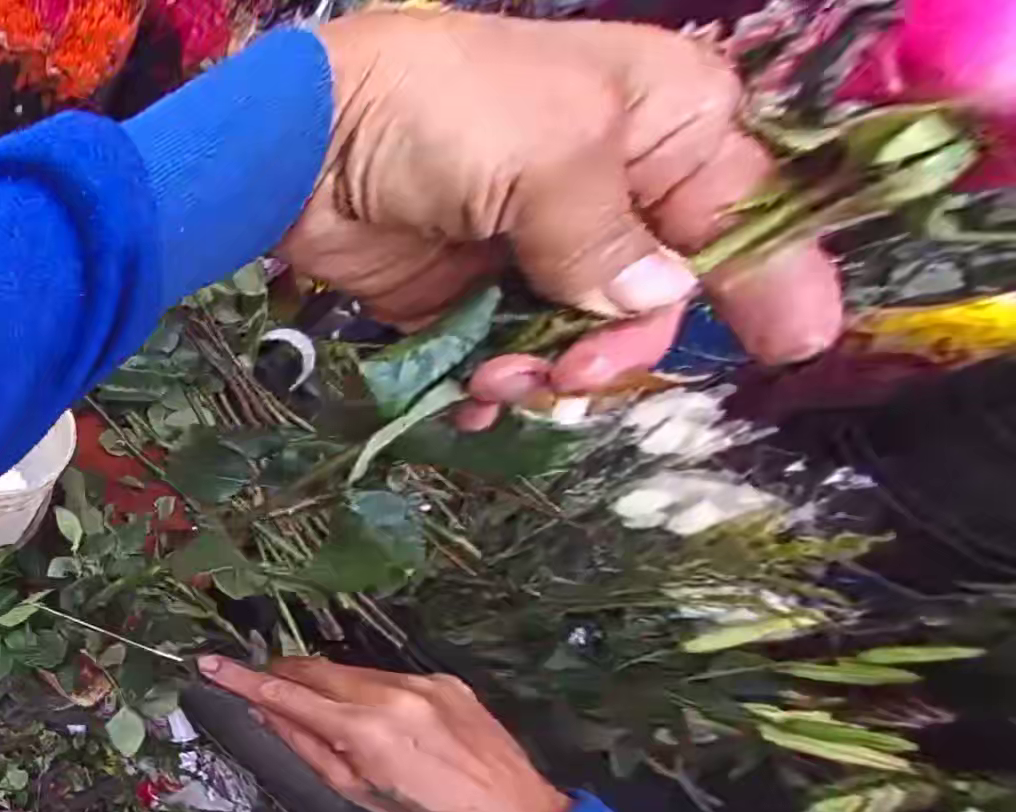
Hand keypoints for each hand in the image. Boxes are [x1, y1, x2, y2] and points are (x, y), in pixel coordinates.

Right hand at [197, 654, 569, 811]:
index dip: (243, 679)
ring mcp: (418, 680)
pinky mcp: (440, 676)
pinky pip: (382, 674)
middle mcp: (388, 694)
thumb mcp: (356, 792)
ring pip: (345, 669)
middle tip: (265, 685)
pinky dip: (364, 689)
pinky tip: (381, 716)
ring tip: (331, 713)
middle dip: (282, 673)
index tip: (210, 663)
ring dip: (324, 683)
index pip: (286, 695)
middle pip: (311, 669)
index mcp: (364, 731)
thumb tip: (264, 710)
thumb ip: (305, 745)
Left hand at [280, 9, 844, 429]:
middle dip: (615, 349)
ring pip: (559, 337)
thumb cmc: (448, 112)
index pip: (739, 212)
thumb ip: (605, 238)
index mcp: (660, 132)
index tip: (789, 348)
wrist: (317, 146)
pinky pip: (484, 353)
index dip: (767, 280)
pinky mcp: (448, 297)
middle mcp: (596, 199)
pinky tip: (473, 404)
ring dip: (539, 375)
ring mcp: (517, 255)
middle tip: (573, 377)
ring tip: (500, 383)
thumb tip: (652, 301)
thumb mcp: (554, 153)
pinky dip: (483, 385)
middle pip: (640, 299)